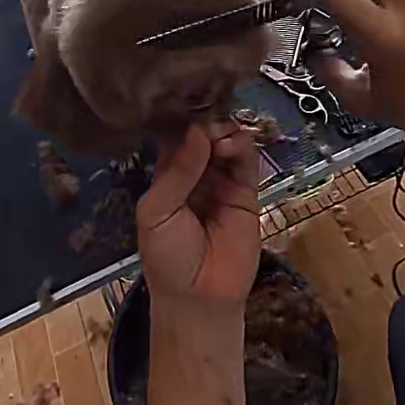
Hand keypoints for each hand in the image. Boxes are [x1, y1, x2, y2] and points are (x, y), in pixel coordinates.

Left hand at [137, 122, 261, 318]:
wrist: (201, 297)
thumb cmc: (168, 257)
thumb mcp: (156, 213)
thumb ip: (176, 172)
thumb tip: (198, 131)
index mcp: (167, 178)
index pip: (175, 141)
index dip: (182, 125)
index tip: (187, 107)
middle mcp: (195, 176)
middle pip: (204, 139)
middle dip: (207, 126)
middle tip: (210, 126)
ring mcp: (222, 183)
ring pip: (227, 146)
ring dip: (226, 134)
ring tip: (222, 141)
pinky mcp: (247, 193)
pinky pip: (248, 163)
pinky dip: (244, 148)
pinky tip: (235, 145)